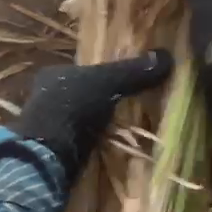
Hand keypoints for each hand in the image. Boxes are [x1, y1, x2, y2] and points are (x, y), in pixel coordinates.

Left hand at [10, 51, 174, 174]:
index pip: (84, 69)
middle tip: (128, 105)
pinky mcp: (50, 151)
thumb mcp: (108, 83)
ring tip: (124, 128)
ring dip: (97, 123)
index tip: (126, 80)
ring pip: (79, 118)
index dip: (105, 73)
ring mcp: (45, 126)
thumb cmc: (71, 109)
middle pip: (81, 93)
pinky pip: (77, 141)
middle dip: (102, 100)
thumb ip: (134, 71)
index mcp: (53, 74)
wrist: (45, 156)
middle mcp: (44, 96)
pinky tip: (107, 146)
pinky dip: (92, 142)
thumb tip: (167, 56)